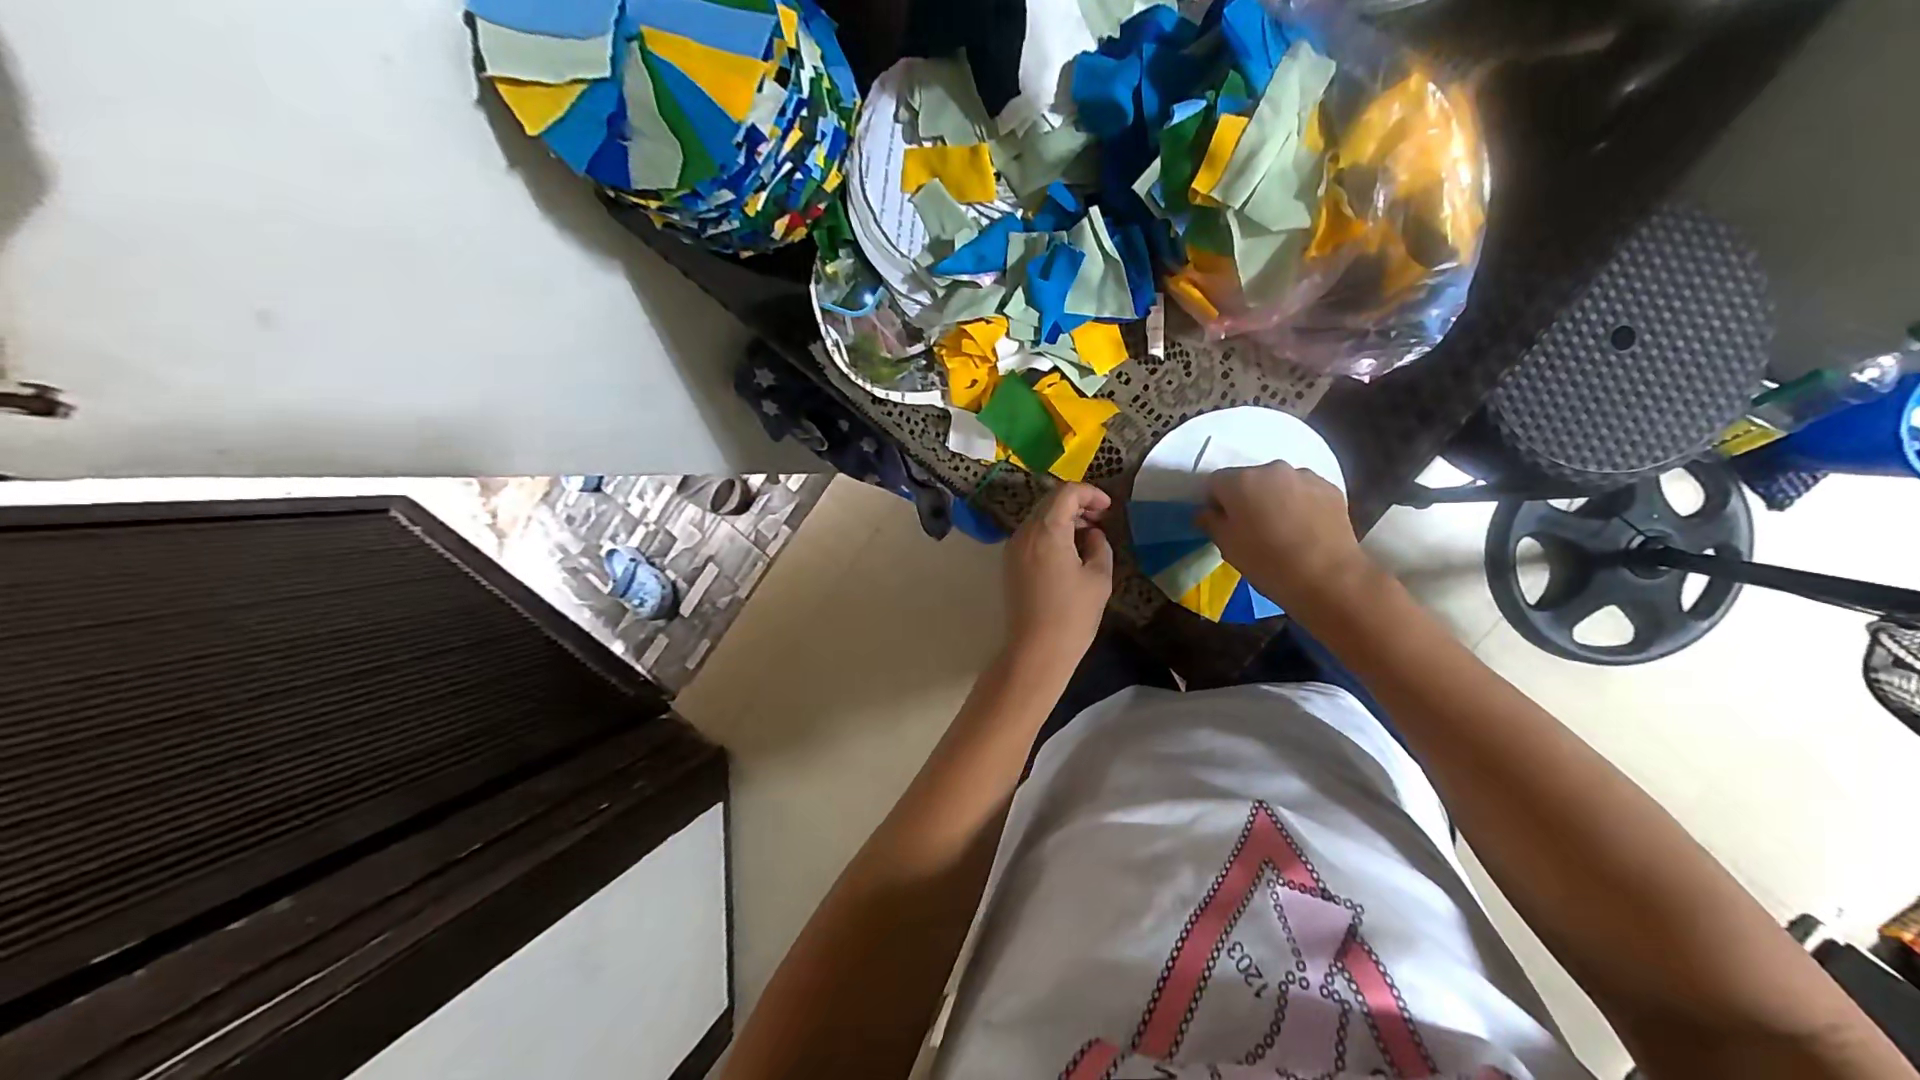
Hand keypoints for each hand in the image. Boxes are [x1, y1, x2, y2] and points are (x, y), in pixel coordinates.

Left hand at [1003, 483, 1113, 666]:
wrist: (1036, 650)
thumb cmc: (1073, 615)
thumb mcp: (1099, 577)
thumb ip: (1099, 546)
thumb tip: (1093, 534)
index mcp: (1047, 530)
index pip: (1066, 493)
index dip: (1090, 493)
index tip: (1109, 508)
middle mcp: (1024, 532)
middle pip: (1049, 501)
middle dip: (1077, 504)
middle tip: (1101, 520)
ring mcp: (1013, 547)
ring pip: (1038, 517)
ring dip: (1063, 518)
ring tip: (1088, 536)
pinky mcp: (1009, 563)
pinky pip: (1031, 534)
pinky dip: (1050, 532)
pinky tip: (1068, 551)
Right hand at [1196, 463, 1371, 612]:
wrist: (1328, 577)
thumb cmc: (1267, 562)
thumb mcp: (1227, 547)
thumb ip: (1211, 522)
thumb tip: (1206, 513)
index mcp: (1241, 481)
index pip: (1215, 482)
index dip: (1215, 502)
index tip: (1222, 523)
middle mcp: (1272, 469)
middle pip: (1249, 479)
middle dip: (1246, 498)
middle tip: (1251, 528)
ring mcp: (1305, 477)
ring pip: (1279, 484)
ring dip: (1275, 499)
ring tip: (1282, 529)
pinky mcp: (1331, 489)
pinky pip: (1304, 492)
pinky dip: (1300, 504)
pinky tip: (1304, 530)